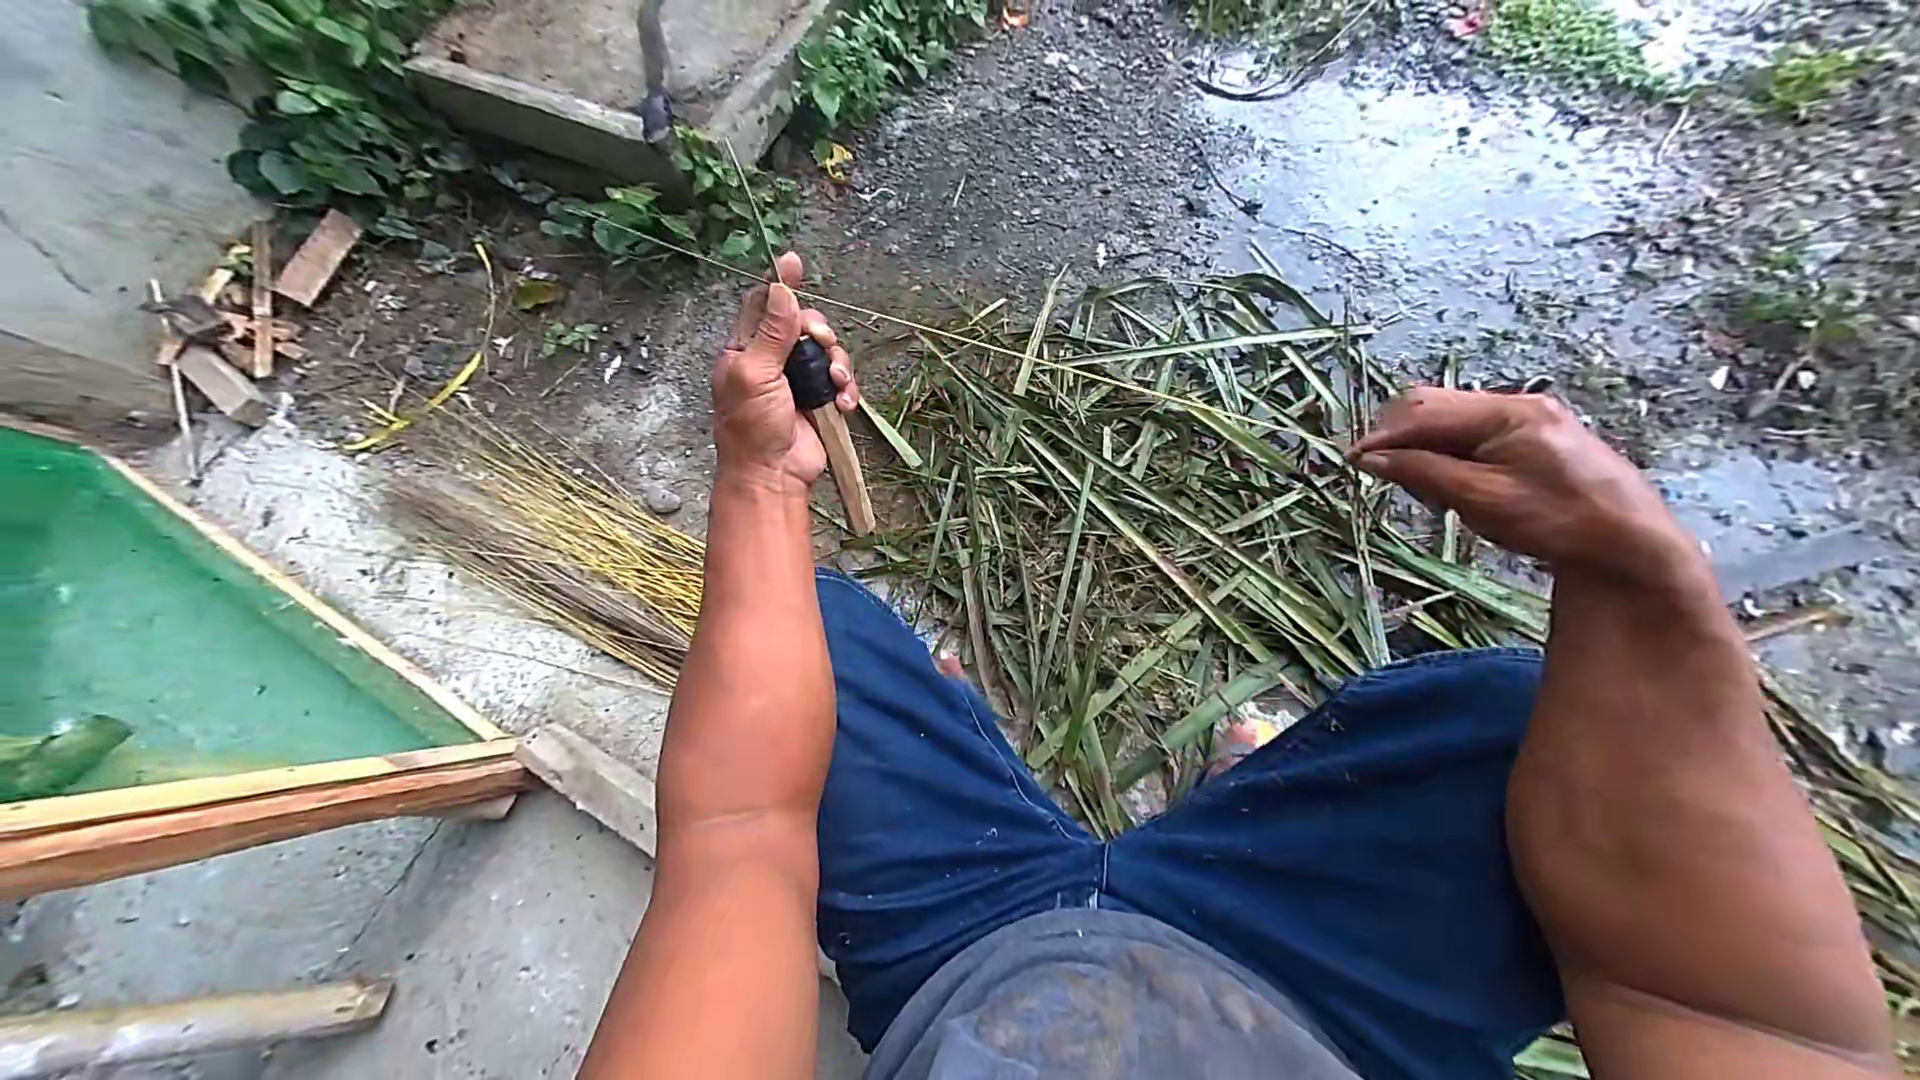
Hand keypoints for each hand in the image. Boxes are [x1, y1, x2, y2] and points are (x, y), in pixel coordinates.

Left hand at [714, 252, 858, 492]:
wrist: (773, 474)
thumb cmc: (752, 428)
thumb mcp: (754, 374)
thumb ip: (771, 332)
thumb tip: (782, 290)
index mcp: (745, 350)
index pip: (763, 306)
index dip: (779, 286)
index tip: (794, 262)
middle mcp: (772, 360)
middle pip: (803, 325)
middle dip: (818, 332)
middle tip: (820, 345)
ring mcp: (799, 382)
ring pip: (828, 352)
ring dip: (838, 364)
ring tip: (836, 383)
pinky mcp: (821, 401)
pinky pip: (842, 383)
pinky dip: (847, 391)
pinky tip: (842, 404)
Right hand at [1350, 388, 1700, 586]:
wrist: (1629, 544)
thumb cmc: (1555, 520)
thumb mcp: (1479, 498)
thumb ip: (1421, 471)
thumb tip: (1369, 457)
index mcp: (1506, 413)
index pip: (1423, 414)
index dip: (1382, 437)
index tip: (1351, 461)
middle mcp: (1515, 405)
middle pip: (1432, 405)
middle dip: (1398, 436)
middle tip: (1383, 472)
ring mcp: (1524, 418)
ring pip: (1446, 418)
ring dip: (1419, 445)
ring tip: (1420, 484)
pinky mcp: (1528, 436)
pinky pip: (1467, 432)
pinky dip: (1442, 452)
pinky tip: (1447, 481)